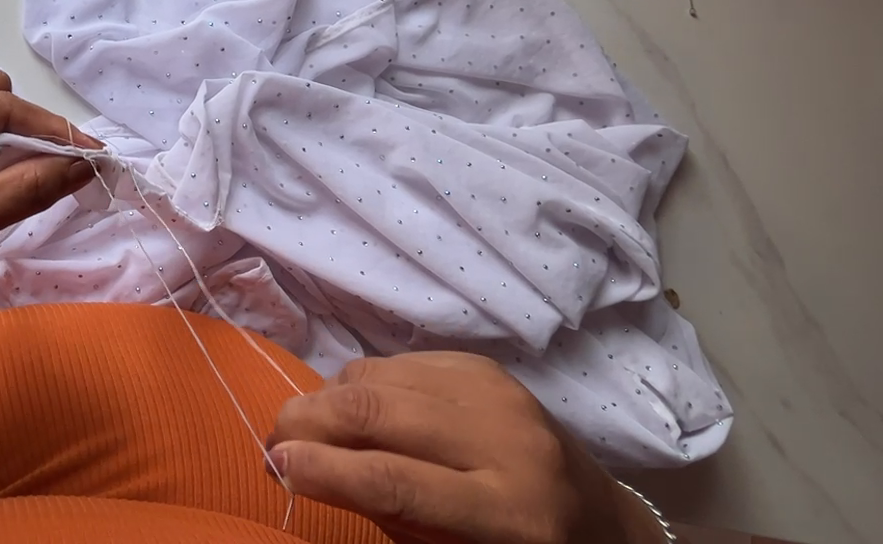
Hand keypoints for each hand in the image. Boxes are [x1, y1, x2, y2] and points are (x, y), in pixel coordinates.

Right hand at [266, 353, 665, 543]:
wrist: (610, 521)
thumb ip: (390, 515)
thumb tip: (304, 471)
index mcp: (513, 511)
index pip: (394, 480)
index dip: (322, 470)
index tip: (273, 467)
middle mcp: (504, 439)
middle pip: (375, 410)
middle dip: (307, 420)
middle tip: (271, 441)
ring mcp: (493, 391)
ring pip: (373, 375)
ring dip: (325, 400)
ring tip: (308, 428)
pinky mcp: (479, 364)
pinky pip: (391, 362)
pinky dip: (358, 384)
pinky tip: (354, 408)